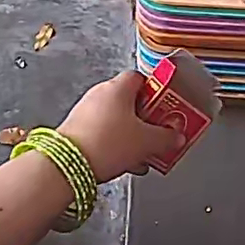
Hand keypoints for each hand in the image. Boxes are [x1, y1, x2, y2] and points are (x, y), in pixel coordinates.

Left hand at [56, 72, 184, 181]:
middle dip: (145, 119)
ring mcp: (86, 111)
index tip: (166, 107)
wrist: (68, 166)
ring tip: (142, 153)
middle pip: (130, 100)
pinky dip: (115, 144)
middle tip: (158, 133)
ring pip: (116, 119)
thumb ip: (167, 138)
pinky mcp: (76, 130)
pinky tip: (124, 162)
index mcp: (119, 87)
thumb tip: (176, 137)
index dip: (156, 92)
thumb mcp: (147, 142)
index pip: (142, 78)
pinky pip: (102, 132)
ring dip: (131, 134)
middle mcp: (100, 93)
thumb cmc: (107, 143)